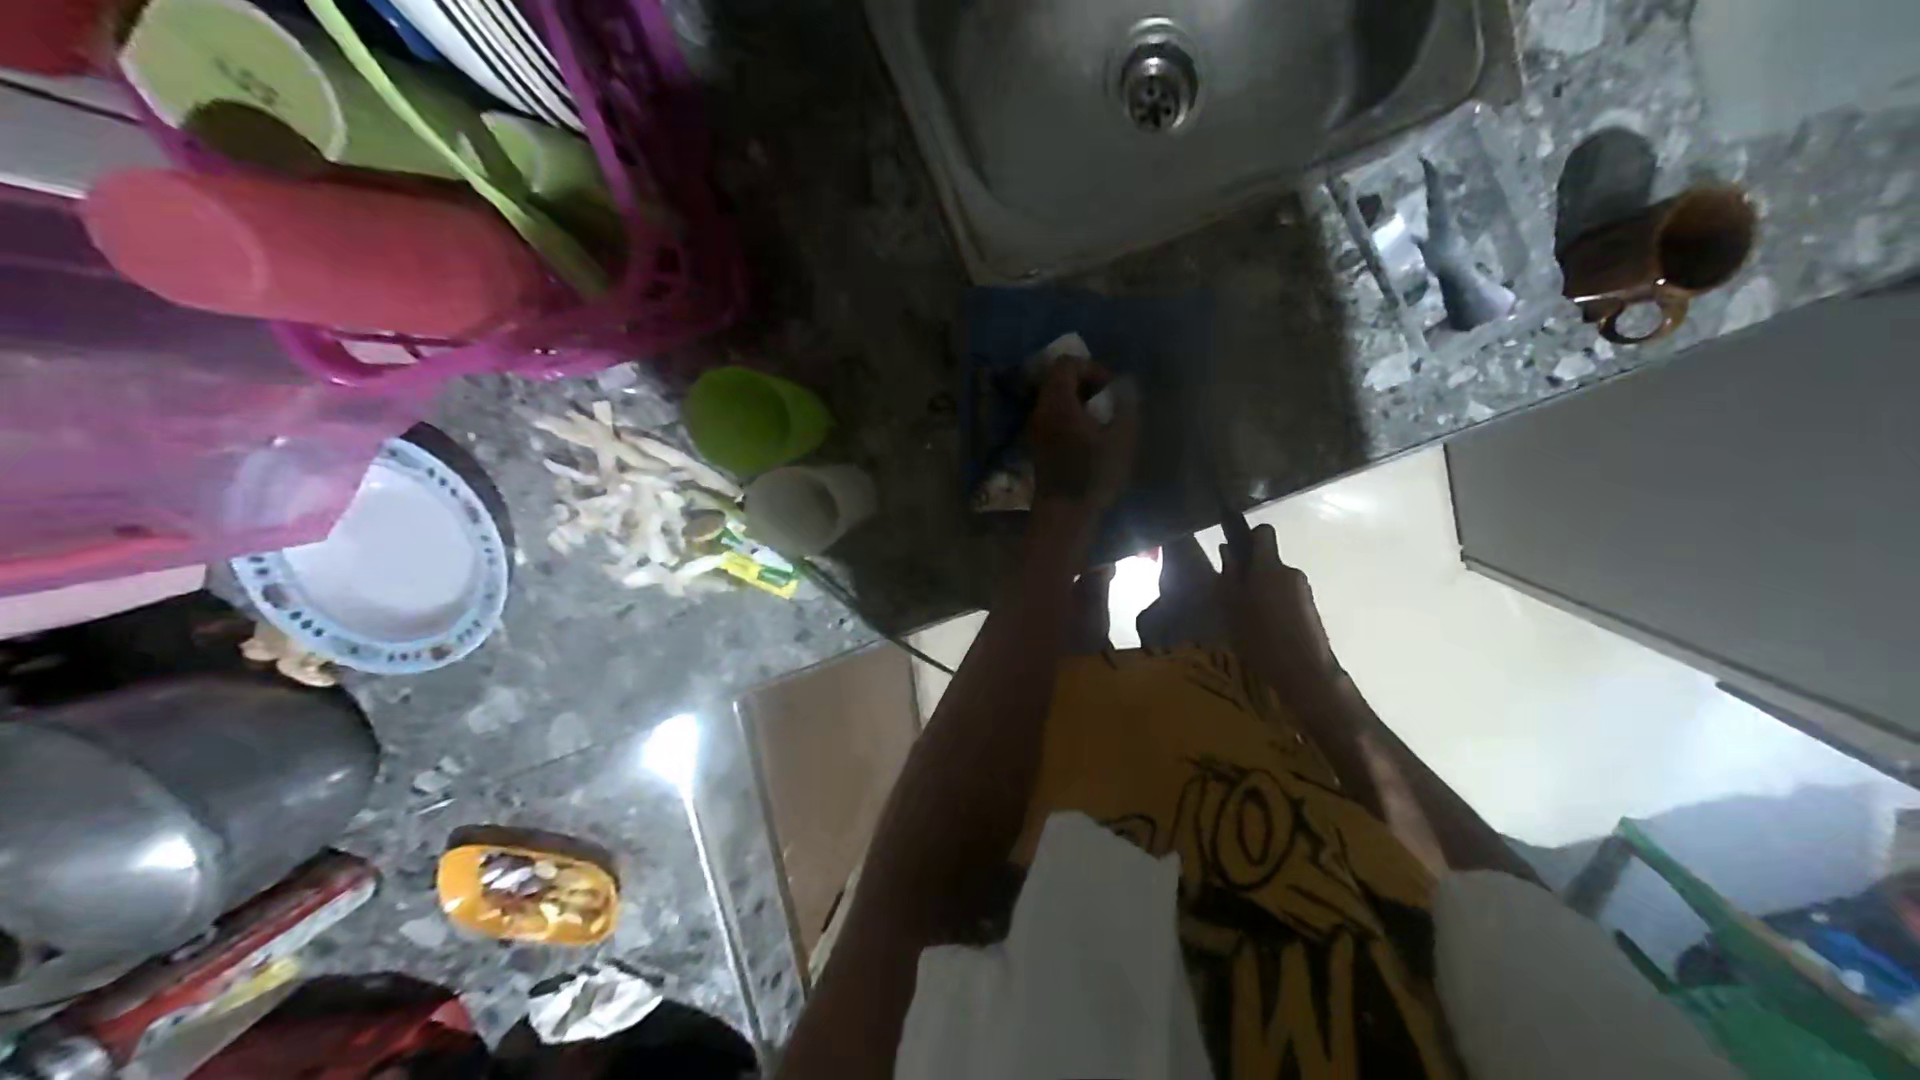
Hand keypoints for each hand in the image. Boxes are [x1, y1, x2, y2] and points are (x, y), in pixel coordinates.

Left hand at [1028, 356, 1139, 520]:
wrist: (1064, 513)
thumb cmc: (1094, 476)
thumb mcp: (1121, 438)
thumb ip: (1125, 405)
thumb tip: (1125, 384)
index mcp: (1058, 403)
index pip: (1066, 364)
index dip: (1091, 368)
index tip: (1110, 390)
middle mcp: (1041, 410)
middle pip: (1058, 378)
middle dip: (1086, 382)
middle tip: (1108, 402)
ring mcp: (1036, 428)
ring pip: (1054, 398)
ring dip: (1078, 400)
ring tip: (1101, 419)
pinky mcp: (1037, 444)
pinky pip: (1052, 415)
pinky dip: (1070, 415)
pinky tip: (1088, 435)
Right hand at [1217, 522, 1340, 693]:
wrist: (1304, 671)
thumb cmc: (1260, 637)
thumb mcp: (1232, 606)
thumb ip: (1229, 575)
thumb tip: (1227, 549)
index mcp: (1268, 567)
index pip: (1263, 533)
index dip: (1248, 536)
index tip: (1235, 552)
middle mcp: (1290, 572)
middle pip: (1268, 561)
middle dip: (1251, 573)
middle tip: (1233, 597)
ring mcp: (1303, 590)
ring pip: (1275, 581)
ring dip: (1262, 592)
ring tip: (1248, 620)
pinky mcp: (1309, 608)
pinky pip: (1286, 597)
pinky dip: (1274, 606)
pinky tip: (1265, 630)